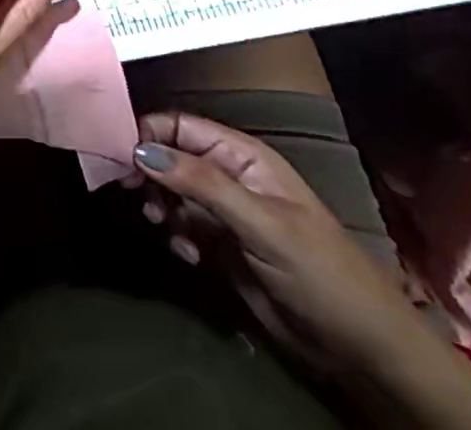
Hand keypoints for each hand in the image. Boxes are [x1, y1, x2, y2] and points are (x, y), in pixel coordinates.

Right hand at [131, 114, 470, 429]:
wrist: (355, 343)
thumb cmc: (318, 270)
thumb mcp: (261, 222)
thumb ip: (203, 183)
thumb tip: (143, 151)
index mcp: (243, 156)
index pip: (182, 127)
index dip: (148, 133)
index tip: (115, 154)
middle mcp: (229, 176)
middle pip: (171, 157)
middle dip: (149, 172)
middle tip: (133, 194)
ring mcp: (224, 212)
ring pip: (172, 192)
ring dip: (162, 206)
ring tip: (164, 226)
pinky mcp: (220, 245)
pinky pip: (181, 226)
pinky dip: (176, 235)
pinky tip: (189, 254)